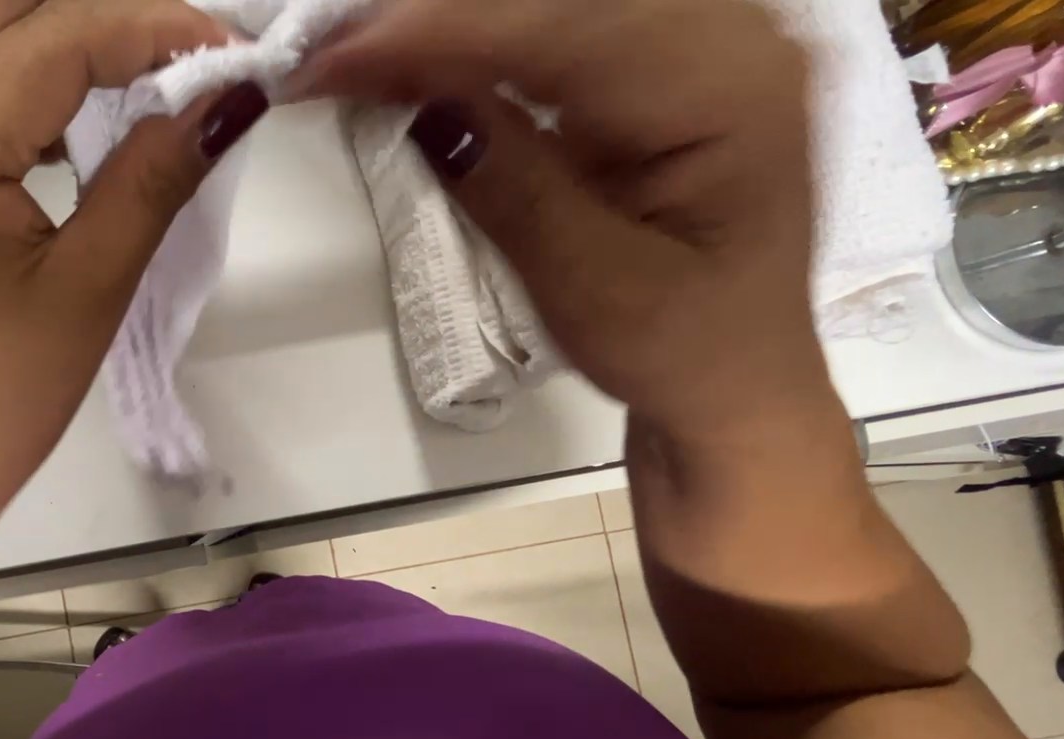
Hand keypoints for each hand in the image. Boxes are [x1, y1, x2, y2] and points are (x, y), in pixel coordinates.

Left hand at [0, 0, 268, 563]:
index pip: (55, 35)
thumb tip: (227, 97)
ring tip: (144, 78)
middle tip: (181, 54)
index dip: (153, 27)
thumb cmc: (1, 399)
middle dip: (98, 15)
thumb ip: (154, 176)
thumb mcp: (89, 288)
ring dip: (58, 38)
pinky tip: (76, 116)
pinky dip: (20, 80)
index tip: (229, 50)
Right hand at [294, 0, 827, 439]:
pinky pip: (556, 29)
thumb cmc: (677, 346)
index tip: (333, 54)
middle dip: (436, 11)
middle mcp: (727, 34)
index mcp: (729, 85)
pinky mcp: (658, 67)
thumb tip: (429, 111)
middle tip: (331, 43)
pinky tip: (418, 55)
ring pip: (554, 3)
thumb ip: (515, 187)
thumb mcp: (590, 284)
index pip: (562, 27)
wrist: (732, 376)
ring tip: (358, 47)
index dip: (438, 32)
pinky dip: (478, 40)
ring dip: (450, 20)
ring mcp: (696, 42)